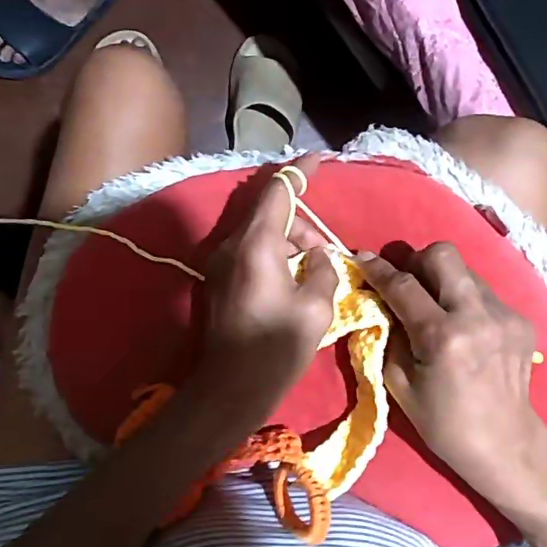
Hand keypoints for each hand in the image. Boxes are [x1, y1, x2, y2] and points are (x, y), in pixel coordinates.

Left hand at [193, 156, 338, 416]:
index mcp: (256, 245)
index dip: (300, 171)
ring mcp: (221, 264)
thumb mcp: (316, 307)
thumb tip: (318, 258)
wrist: (230, 388)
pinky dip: (276, 256)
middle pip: (270, 213)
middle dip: (303, 224)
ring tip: (315, 272)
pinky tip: (295, 280)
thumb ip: (323, 270)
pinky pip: (251, 253)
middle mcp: (232, 246)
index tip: (319, 159)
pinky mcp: (219, 281)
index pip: (278, 190)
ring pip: (261, 234)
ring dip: (290, 242)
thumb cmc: (276, 348)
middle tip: (327, 254)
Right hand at [359, 243, 546, 522]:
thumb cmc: (444, 423)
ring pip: (466, 270)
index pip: (404, 286)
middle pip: (443, 255)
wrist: (505, 444)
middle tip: (406, 281)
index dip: (378, 270)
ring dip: (443, 280)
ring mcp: (505, 315)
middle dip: (417, 261)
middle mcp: (477, 316)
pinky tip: (464, 328)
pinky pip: (484, 293)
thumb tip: (380, 303)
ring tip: (435, 307)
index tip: (362, 259)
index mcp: (443, 337)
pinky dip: (466, 301)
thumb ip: (389, 336)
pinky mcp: (521, 320)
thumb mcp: (399, 384)